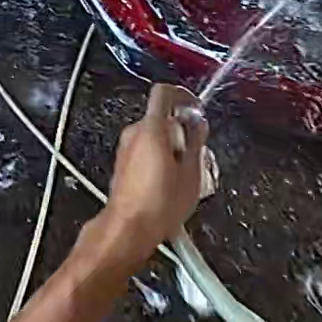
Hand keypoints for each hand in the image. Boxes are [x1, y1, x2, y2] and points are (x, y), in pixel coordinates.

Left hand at [85, 84, 208, 275]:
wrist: (128, 228)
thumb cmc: (159, 204)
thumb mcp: (191, 173)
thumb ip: (196, 142)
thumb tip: (198, 125)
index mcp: (151, 128)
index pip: (163, 93)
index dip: (182, 95)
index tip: (195, 107)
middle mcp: (134, 133)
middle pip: (161, 118)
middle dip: (181, 131)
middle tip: (196, 153)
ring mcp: (125, 147)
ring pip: (153, 135)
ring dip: (171, 147)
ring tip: (184, 174)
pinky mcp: (122, 163)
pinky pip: (144, 149)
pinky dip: (158, 157)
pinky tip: (169, 182)